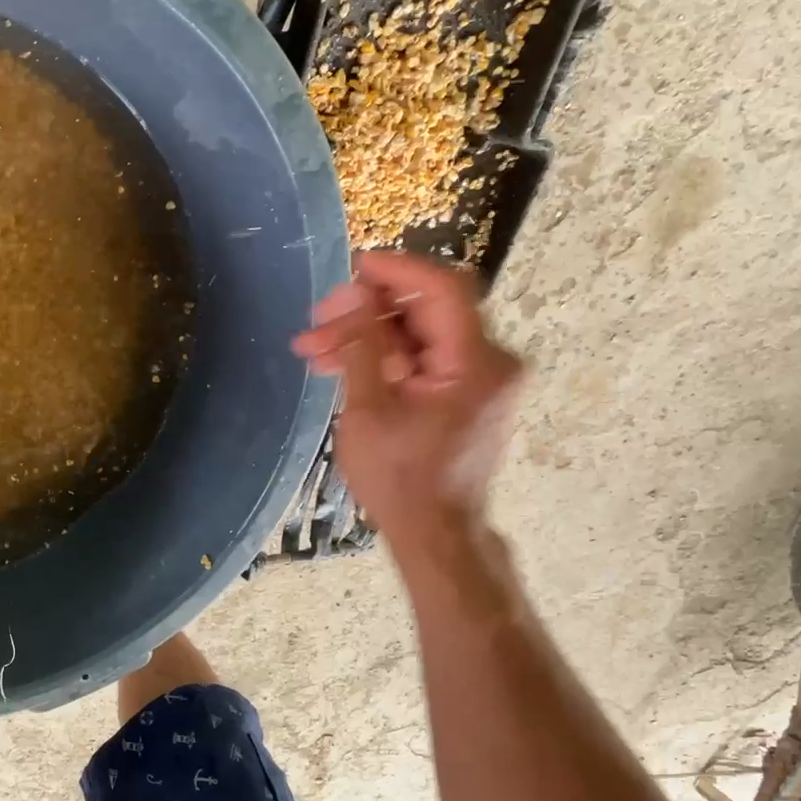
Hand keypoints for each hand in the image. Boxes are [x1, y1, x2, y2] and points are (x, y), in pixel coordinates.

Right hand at [290, 251, 523, 546]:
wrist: (435, 533)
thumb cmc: (401, 479)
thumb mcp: (369, 411)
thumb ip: (362, 346)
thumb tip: (351, 297)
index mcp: (475, 362)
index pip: (442, 289)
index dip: (396, 270)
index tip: (351, 267)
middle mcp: (489, 361)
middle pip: (426, 311)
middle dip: (366, 311)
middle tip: (314, 322)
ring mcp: (478, 378)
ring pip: (417, 335)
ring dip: (365, 337)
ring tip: (311, 350)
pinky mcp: (463, 394)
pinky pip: (421, 359)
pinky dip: (381, 358)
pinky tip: (339, 366)